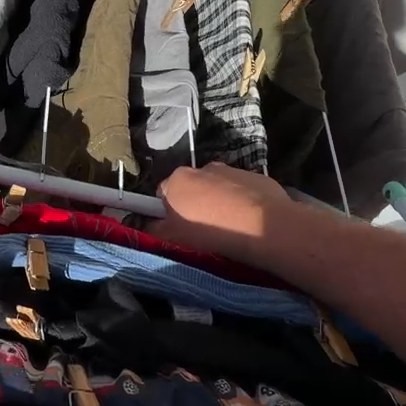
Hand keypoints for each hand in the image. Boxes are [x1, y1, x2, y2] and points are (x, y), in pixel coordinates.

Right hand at [151, 162, 298, 262]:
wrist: (264, 226)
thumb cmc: (211, 231)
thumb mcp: (172, 237)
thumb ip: (152, 229)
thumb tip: (142, 225)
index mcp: (177, 178)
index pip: (163, 193)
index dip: (168, 212)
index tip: (178, 228)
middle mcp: (202, 168)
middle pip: (192, 189)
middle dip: (195, 206)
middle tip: (204, 232)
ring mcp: (231, 170)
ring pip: (218, 189)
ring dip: (220, 204)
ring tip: (231, 229)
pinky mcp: (257, 177)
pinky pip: (243, 191)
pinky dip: (243, 203)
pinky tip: (250, 223)